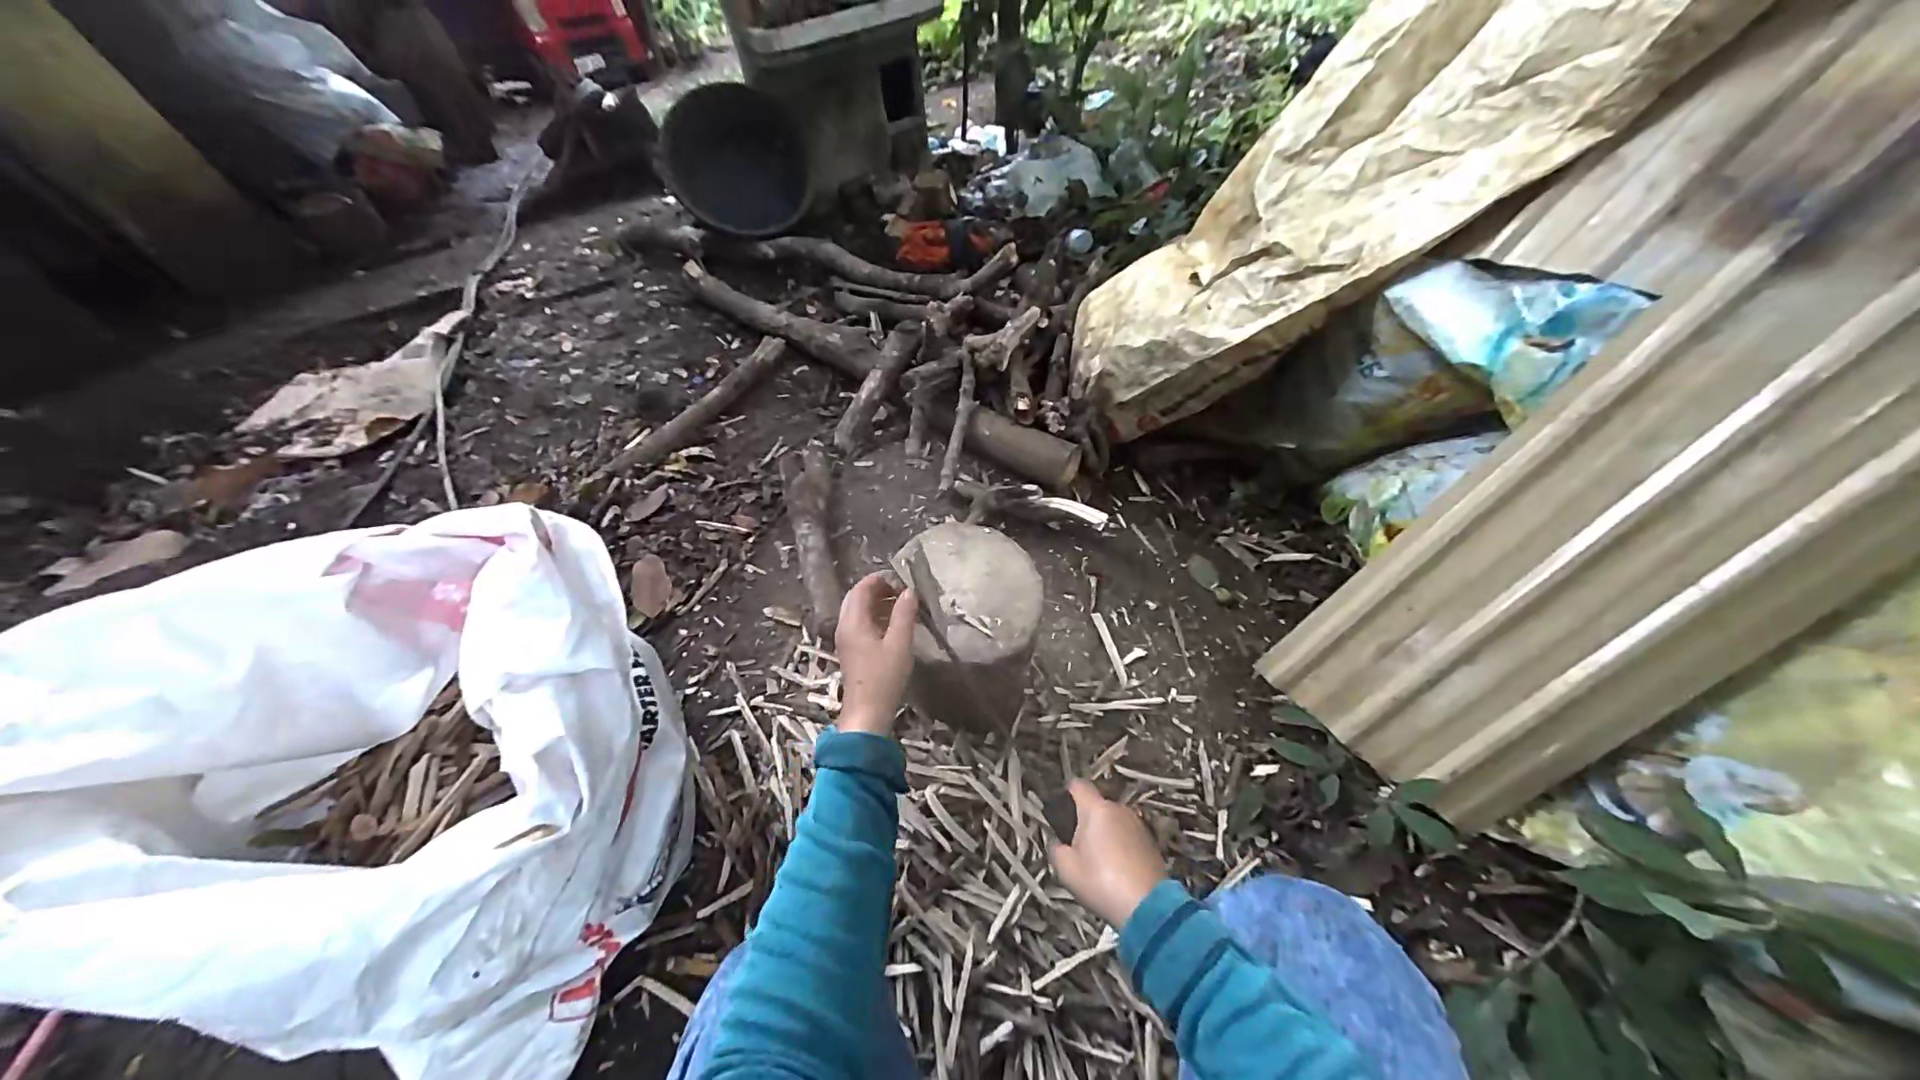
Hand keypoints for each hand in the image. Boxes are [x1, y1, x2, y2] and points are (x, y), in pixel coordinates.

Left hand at [834, 573, 917, 736]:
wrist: (867, 713)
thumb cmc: (884, 678)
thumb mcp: (899, 644)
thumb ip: (904, 614)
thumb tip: (909, 591)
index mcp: (853, 622)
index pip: (861, 588)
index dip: (880, 579)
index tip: (902, 580)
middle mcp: (845, 627)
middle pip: (857, 597)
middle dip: (878, 589)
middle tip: (902, 591)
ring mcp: (846, 640)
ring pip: (859, 611)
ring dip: (878, 603)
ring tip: (903, 605)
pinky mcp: (852, 651)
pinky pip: (861, 624)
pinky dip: (876, 617)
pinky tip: (895, 624)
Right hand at [1049, 780, 1169, 926]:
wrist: (1148, 908)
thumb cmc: (1101, 882)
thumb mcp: (1066, 869)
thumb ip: (1055, 848)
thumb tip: (1058, 842)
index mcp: (1096, 809)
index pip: (1078, 785)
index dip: (1067, 795)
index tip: (1062, 816)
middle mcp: (1119, 809)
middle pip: (1097, 806)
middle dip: (1086, 822)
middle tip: (1078, 849)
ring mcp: (1138, 824)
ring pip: (1113, 821)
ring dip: (1105, 834)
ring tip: (1100, 864)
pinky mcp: (1151, 842)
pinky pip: (1128, 835)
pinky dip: (1121, 846)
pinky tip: (1119, 871)